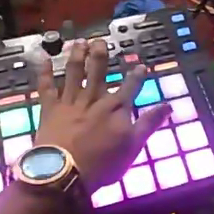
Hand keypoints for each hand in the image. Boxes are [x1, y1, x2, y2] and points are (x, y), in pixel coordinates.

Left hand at [32, 39, 167, 188]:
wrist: (65, 172)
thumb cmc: (101, 164)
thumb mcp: (132, 147)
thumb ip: (148, 124)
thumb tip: (168, 106)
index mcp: (114, 109)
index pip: (129, 88)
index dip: (136, 76)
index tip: (140, 65)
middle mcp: (93, 100)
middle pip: (98, 73)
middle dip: (100, 56)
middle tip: (100, 41)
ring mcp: (70, 102)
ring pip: (74, 73)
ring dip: (77, 56)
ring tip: (79, 42)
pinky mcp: (50, 109)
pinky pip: (46, 87)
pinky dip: (45, 73)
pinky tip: (45, 59)